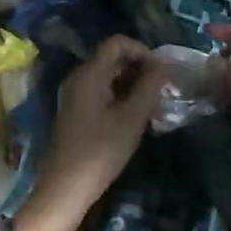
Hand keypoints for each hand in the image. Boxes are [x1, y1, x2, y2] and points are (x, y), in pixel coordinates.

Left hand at [13, 36, 163, 230]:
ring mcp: (74, 94)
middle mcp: (78, 77)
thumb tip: (163, 63)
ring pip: (108, 77)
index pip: (117, 43)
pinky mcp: (76, 111)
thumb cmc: (101, 150)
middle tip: (164, 90)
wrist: (66, 187)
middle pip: (112, 59)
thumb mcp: (132, 117)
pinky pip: (101, 92)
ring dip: (133, 85)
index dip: (142, 51)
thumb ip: (149, 85)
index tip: (162, 71)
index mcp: (89, 73)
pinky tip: (137, 117)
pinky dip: (121, 97)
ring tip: (155, 107)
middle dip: (141, 69)